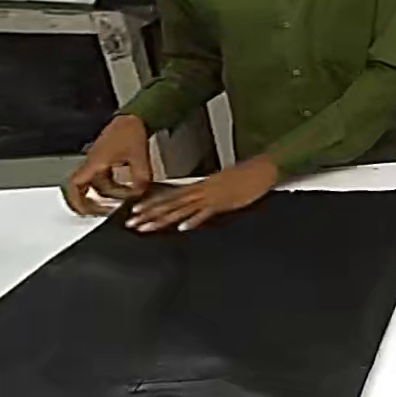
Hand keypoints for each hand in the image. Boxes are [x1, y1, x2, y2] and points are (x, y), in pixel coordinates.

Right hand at [63, 115, 152, 216]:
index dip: (77, 202)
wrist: (134, 118)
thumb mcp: (138, 157)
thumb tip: (140, 193)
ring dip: (108, 194)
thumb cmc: (130, 132)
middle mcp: (92, 164)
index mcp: (94, 164)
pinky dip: (115, 185)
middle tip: (104, 211)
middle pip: (82, 189)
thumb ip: (140, 177)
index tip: (85, 213)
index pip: (75, 187)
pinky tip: (128, 188)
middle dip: (91, 202)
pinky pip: (106, 177)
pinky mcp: (107, 159)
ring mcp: (98, 162)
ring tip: (123, 200)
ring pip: (97, 184)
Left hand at [126, 156, 280, 233]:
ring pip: (182, 208)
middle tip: (132, 222)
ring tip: (146, 228)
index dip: (153, 202)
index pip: (173, 194)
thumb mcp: (225, 179)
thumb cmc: (249, 173)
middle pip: (172, 203)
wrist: (264, 168)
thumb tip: (203, 197)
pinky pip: (206, 212)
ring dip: (163, 219)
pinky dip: (194, 220)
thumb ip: (211, 188)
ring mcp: (213, 196)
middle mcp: (203, 190)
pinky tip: (182, 228)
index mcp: (203, 184)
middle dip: (150, 213)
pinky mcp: (225, 202)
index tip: (136, 210)